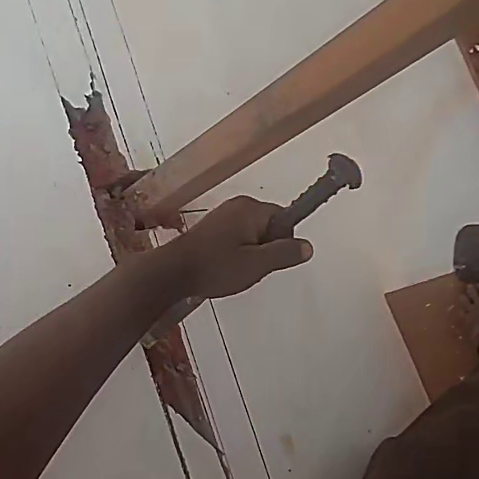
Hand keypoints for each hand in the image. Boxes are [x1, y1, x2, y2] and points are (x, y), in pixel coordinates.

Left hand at [164, 196, 311, 299]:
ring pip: (253, 234)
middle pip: (269, 226)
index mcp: (251, 209)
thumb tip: (307, 246)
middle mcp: (238, 205)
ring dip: (250, 253)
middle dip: (266, 248)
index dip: (283, 241)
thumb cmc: (214, 267)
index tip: (271, 259)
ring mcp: (223, 215)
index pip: (285, 218)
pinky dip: (236, 253)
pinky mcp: (212, 227)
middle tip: (251, 267)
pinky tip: (225, 268)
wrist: (172, 273)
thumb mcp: (257, 265)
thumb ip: (285, 254)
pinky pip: (237, 238)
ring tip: (235, 269)